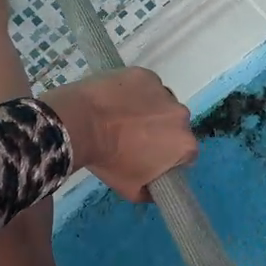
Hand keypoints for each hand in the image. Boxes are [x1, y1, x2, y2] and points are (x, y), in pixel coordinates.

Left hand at [40, 68, 197, 201]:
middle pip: (174, 124)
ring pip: (160, 102)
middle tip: (133, 135)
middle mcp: (179, 114)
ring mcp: (160, 90)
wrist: (79, 123)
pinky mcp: (142, 73)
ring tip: (122, 114)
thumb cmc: (108, 159)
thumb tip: (156, 187)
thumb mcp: (132, 191)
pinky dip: (134, 90)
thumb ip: (153, 192)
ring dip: (148, 108)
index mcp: (184, 144)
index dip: (168, 156)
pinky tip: (117, 98)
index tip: (150, 156)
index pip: (185, 153)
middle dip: (159, 130)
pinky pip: (144, 84)